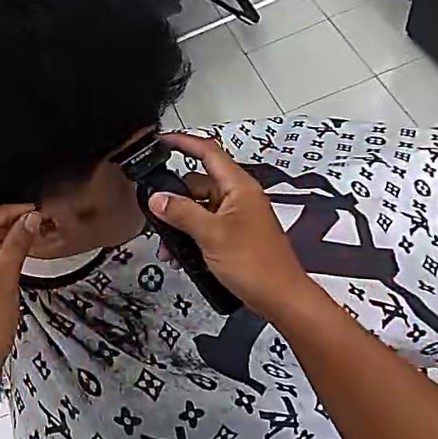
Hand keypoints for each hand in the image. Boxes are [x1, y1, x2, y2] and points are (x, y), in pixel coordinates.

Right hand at [145, 132, 323, 320]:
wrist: (279, 297)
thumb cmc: (259, 266)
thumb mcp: (211, 235)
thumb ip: (182, 213)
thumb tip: (160, 199)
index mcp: (239, 187)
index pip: (209, 152)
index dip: (184, 143)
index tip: (163, 141)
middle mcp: (240, 198)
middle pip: (199, 184)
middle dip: (176, 199)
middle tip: (158, 213)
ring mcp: (238, 218)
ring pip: (200, 209)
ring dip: (182, 223)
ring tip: (170, 244)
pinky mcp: (236, 237)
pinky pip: (207, 227)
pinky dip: (192, 237)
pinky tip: (184, 255)